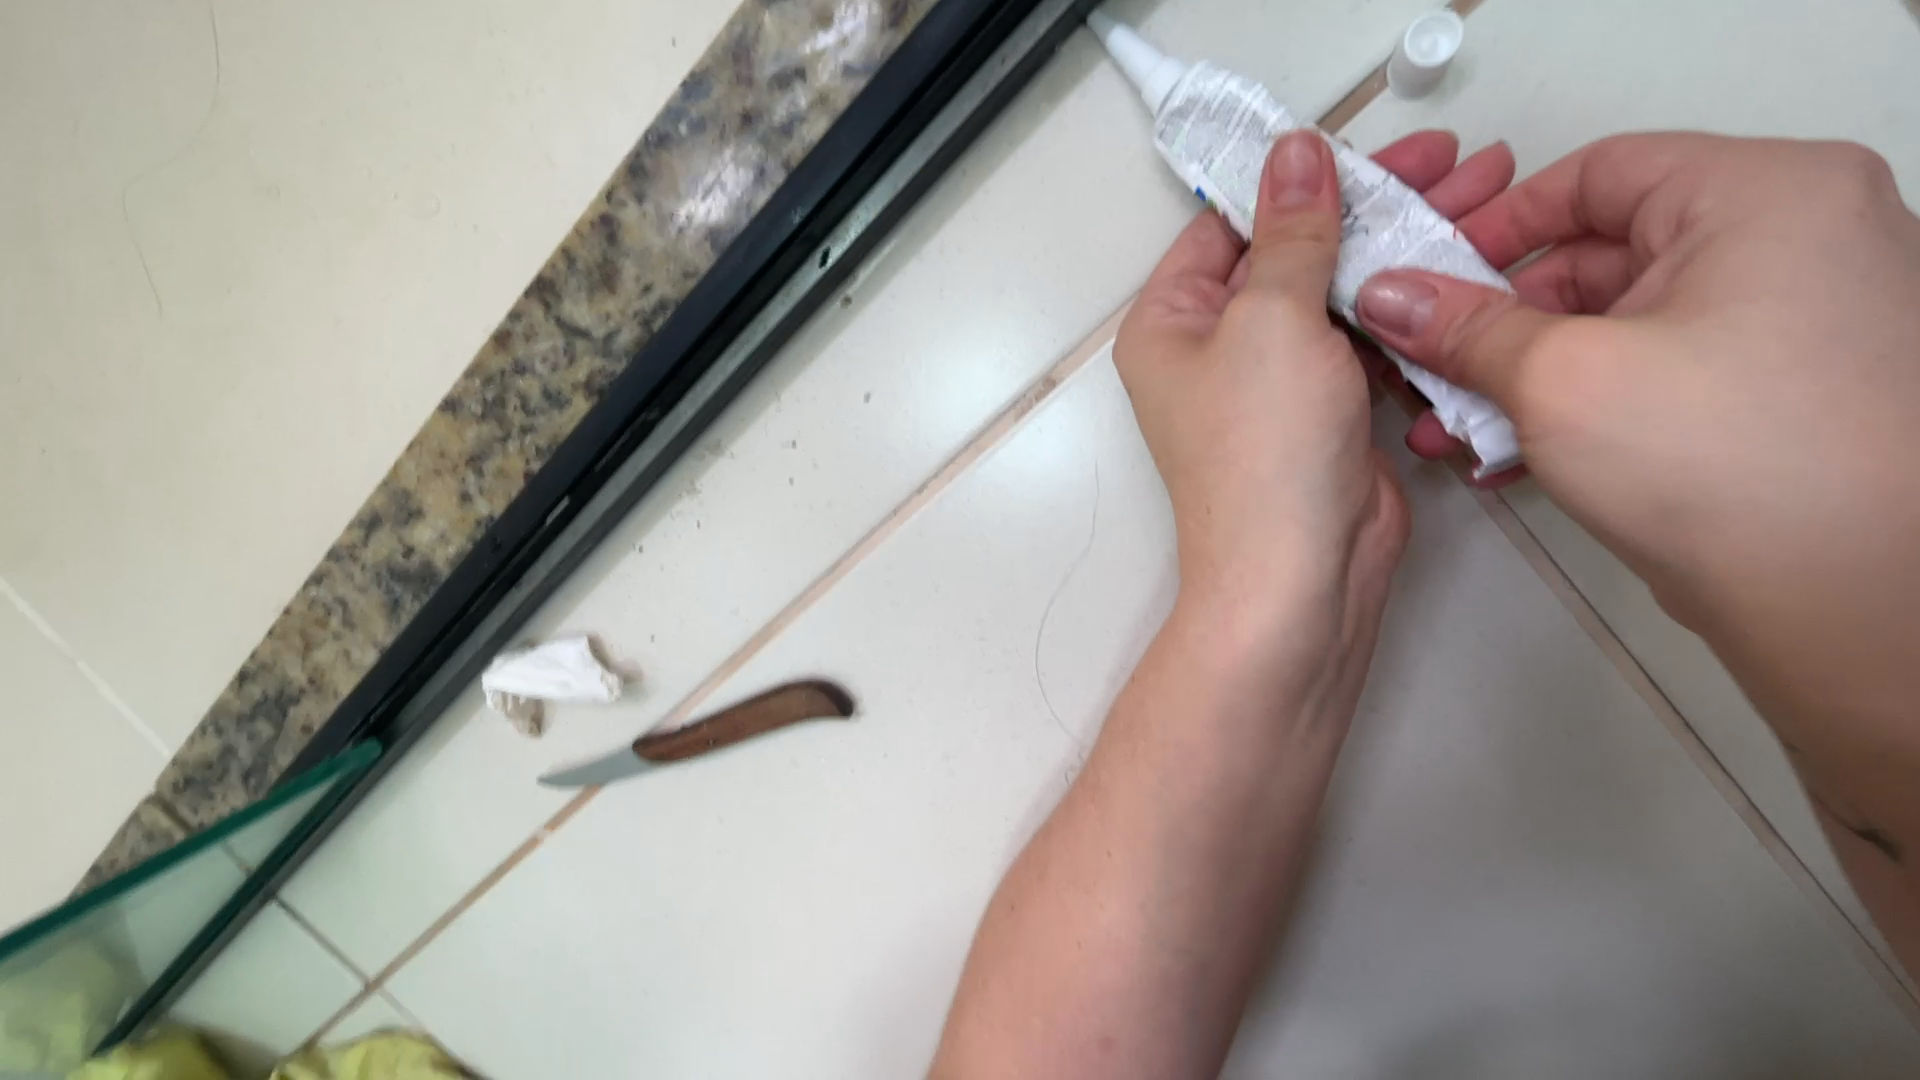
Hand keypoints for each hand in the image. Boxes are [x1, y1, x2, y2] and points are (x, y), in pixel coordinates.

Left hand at [1114, 129, 1513, 701]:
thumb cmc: (1262, 452)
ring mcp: (1271, 381)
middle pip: (1289, 254)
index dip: (1295, 180)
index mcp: (1169, 324)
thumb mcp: (1270, 323)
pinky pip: (1364, 340)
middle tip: (1454, 161)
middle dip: (1368, 207)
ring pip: (1335, 294)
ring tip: (1485, 193)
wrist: (1296, 575)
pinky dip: (1407, 306)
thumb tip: (1292, 154)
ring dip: (1400, 249)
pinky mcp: (1323, 409)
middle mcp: (1211, 349)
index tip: (1370, 147)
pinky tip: (1466, 265)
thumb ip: (1290, 235)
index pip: (1225, 227)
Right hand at [1354, 134, 1919, 675]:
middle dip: (1485, 327)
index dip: (1493, 225)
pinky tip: (1498, 455)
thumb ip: (1460, 328)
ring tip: (1445, 429)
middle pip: (1587, 261)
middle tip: (1417, 368)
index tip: (1423, 277)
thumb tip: (1387, 296)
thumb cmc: (1732, 459)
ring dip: (1506, 379)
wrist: (1846, 594)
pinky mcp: (1747, 398)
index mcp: (1758, 199)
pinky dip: (1557, 409)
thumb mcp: (1557, 375)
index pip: (1595, 175)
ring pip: (1597, 331)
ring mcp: (1768, 328)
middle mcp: (1777, 248)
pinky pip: (1627, 378)